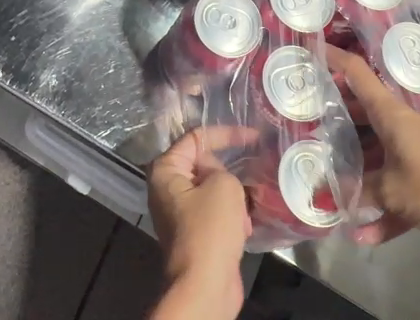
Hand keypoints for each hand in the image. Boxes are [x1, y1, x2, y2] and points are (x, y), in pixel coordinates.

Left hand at [148, 127, 253, 319]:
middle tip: (244, 189)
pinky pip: (216, 212)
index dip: (226, 134)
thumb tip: (219, 180)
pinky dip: (231, 217)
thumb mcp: (223, 185)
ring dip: (233, 199)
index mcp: (166, 169)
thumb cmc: (210, 228)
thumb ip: (222, 169)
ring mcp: (180, 211)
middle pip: (204, 164)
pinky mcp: (194, 232)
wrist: (205, 285)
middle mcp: (167, 187)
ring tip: (243, 215)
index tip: (254, 136)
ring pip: (213, 190)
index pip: (196, 137)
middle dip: (229, 174)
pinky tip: (243, 229)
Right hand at [326, 45, 419, 251]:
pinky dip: (382, 207)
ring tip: (329, 185)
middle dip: (337, 121)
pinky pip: (398, 187)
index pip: (357, 74)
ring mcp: (418, 152)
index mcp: (392, 115)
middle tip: (308, 124)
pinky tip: (364, 234)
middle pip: (363, 114)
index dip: (334, 59)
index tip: (310, 50)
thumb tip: (326, 195)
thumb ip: (358, 191)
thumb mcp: (392, 191)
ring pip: (378, 154)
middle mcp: (404, 126)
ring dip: (357, 172)